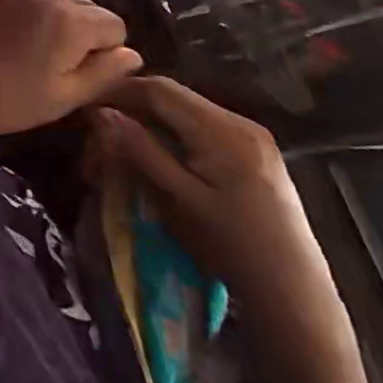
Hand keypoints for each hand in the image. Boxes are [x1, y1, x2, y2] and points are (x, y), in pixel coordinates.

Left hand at [0, 0, 141, 139]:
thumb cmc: (9, 100)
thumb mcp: (65, 96)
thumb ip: (106, 73)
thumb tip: (133, 55)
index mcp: (73, 20)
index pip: (116, 25)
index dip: (108, 54)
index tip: (85, 77)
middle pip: (88, 9)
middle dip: (87, 36)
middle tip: (63, 70)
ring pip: (58, 4)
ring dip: (58, 26)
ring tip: (36, 59)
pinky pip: (27, 4)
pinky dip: (30, 20)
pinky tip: (11, 46)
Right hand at [95, 77, 324, 296]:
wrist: (294, 292)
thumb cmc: (232, 248)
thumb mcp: (178, 201)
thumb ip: (140, 152)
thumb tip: (101, 113)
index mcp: (223, 131)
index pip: (160, 90)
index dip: (120, 91)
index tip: (88, 105)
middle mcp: (240, 122)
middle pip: (174, 96)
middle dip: (133, 106)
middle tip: (100, 129)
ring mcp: (252, 134)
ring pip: (186, 109)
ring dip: (151, 118)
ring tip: (124, 142)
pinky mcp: (255, 150)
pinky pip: (202, 125)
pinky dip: (173, 131)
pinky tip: (160, 153)